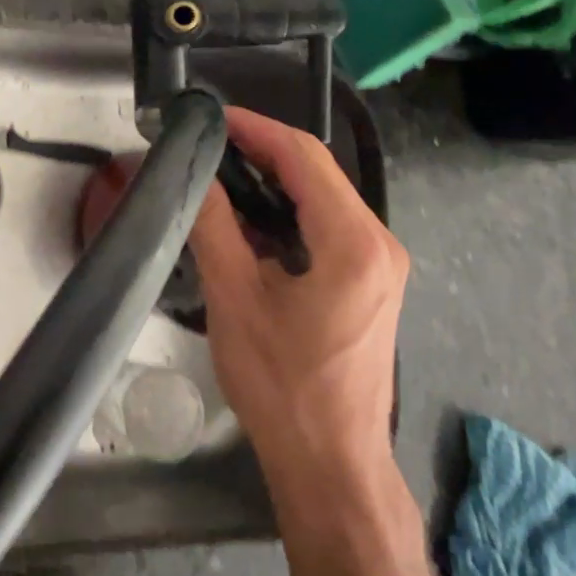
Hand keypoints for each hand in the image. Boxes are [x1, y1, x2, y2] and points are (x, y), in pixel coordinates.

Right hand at [189, 107, 406, 499]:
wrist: (329, 459)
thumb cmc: (282, 382)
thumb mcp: (234, 297)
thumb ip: (214, 225)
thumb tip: (194, 175)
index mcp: (354, 243)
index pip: (304, 157)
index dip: (256, 128)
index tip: (210, 117)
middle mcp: (380, 245)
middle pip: (319, 174)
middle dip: (261, 151)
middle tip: (204, 145)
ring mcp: (381, 267)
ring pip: (323, 201)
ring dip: (273, 183)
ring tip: (217, 176)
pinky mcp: (370, 286)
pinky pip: (327, 229)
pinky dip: (286, 214)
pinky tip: (247, 222)